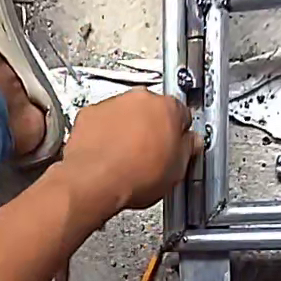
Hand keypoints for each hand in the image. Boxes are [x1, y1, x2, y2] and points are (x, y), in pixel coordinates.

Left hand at [57, 89, 199, 212]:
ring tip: (126, 159)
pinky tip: (107, 155)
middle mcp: (141, 99)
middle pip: (152, 110)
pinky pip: (101, 121)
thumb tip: (190, 146)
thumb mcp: (176, 171)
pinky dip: (103, 134)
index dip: (179, 133)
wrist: (94, 182)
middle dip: (151, 128)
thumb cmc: (133, 176)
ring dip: (127, 130)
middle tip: (149, 154)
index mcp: (168, 108)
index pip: (182, 114)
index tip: (175, 144)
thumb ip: (187, 151)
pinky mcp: (90, 114)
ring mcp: (114, 104)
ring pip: (125, 113)